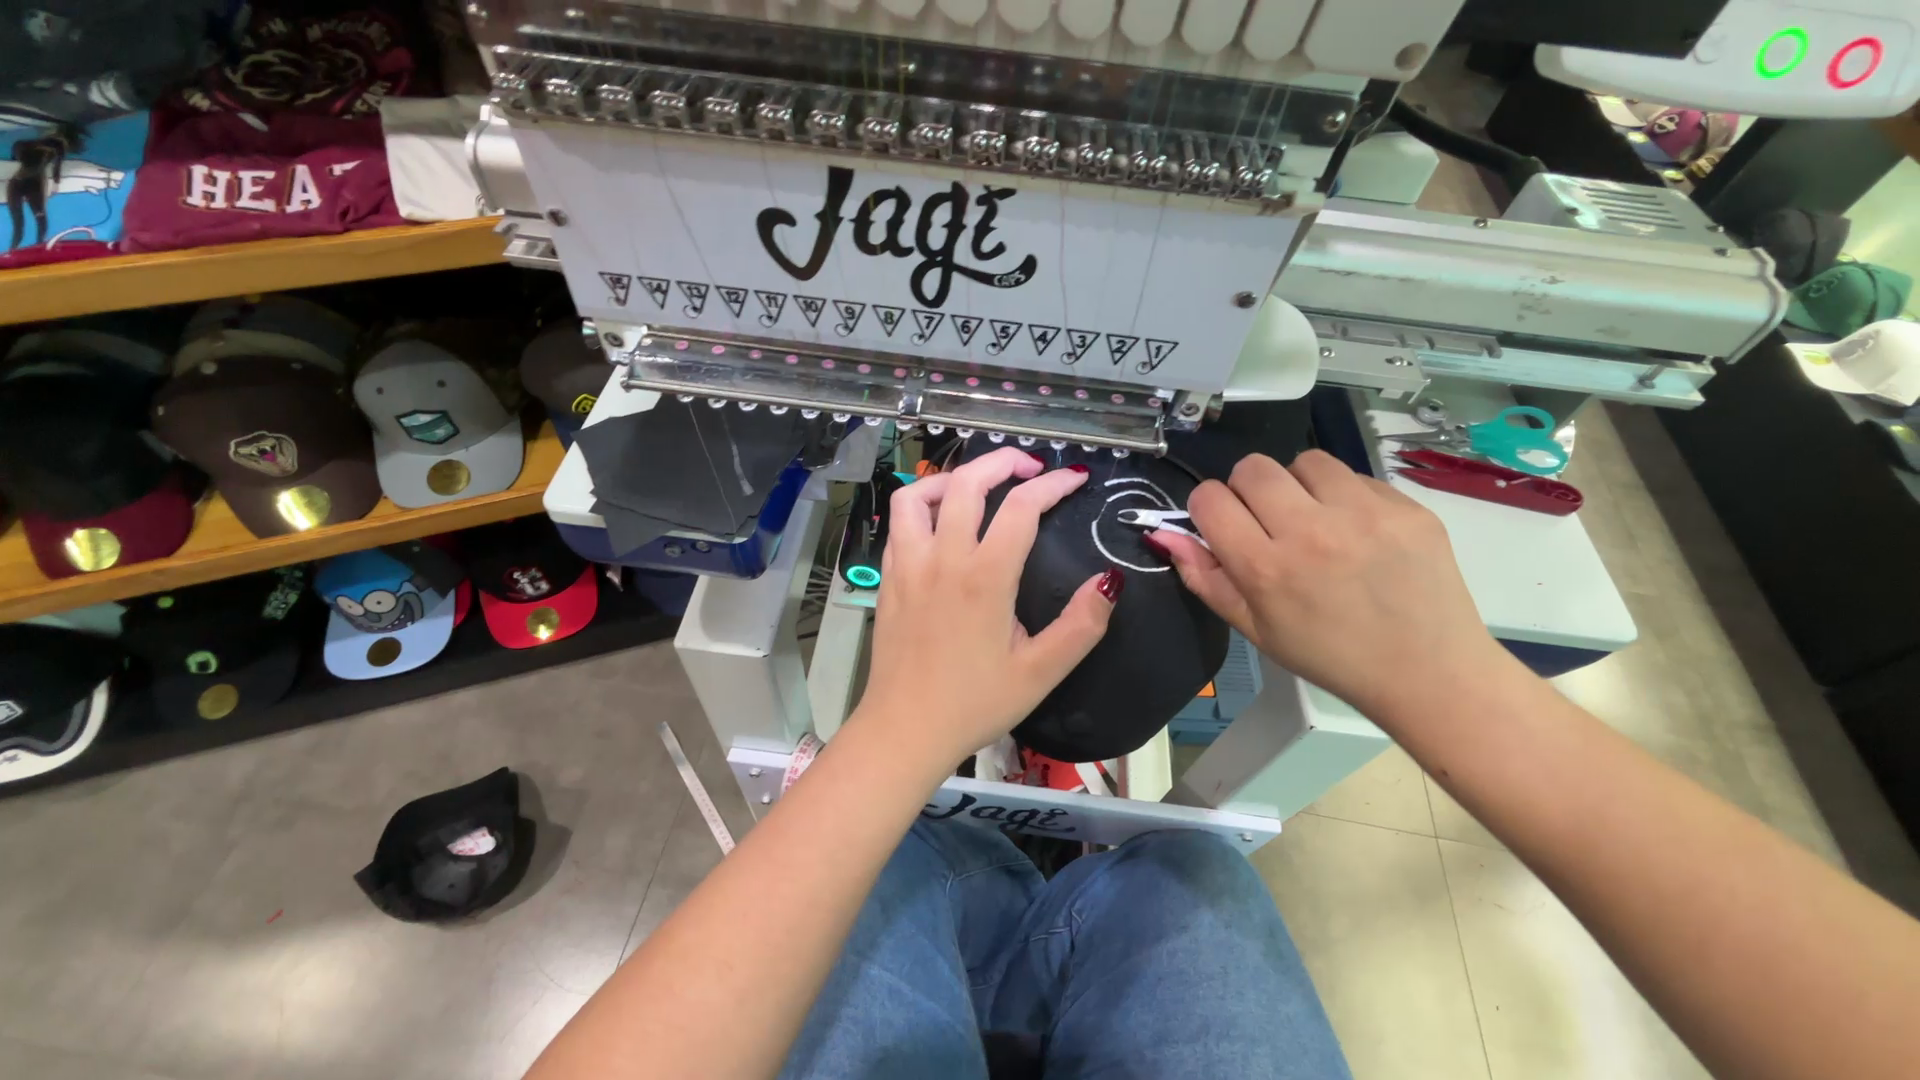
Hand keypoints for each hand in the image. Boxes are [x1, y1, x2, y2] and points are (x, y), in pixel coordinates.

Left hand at [851, 446, 1118, 768]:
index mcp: (984, 578)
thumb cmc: (975, 705)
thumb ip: (1080, 626)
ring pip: (919, 495)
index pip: (1022, 507)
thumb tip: (1108, 582)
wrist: (905, 730)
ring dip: (951, 477)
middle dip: (1002, 460)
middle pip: (967, 482)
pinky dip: (923, 506)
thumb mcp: (1041, 674)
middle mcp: (943, 559)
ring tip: (977, 485)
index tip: (1076, 479)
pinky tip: (942, 524)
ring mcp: (908, 566)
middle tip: (1030, 465)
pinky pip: (900, 524)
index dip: (1053, 484)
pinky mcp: (888, 579)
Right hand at [1149, 451, 1513, 716]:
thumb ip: (1204, 577)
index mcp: (1266, 569)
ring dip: (1298, 485)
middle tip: (1268, 520)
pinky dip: (1346, 497)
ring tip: (1316, 519)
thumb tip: (1161, 532)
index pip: (1209, 498)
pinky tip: (1359, 533)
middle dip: (1247, 489)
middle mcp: (1310, 532)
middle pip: (1252, 468)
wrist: (1428, 671)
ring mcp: (1364, 515)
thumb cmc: (1329, 656)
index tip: (1225, 526)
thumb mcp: (1255, 628)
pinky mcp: (1405, 507)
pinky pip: (1356, 477)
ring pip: (1305, 462)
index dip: (1208, 509)